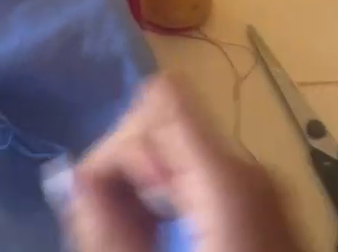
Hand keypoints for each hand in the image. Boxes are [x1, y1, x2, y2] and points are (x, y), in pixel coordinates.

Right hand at [68, 73, 301, 251]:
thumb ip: (104, 230)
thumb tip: (73, 175)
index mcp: (229, 182)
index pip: (162, 100)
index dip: (124, 140)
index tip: (115, 202)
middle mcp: (251, 174)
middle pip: (167, 128)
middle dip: (128, 175)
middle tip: (118, 240)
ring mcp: (262, 194)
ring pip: (180, 157)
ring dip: (146, 197)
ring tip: (141, 248)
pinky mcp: (264, 215)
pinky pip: (201, 183)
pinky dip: (172, 210)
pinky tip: (166, 251)